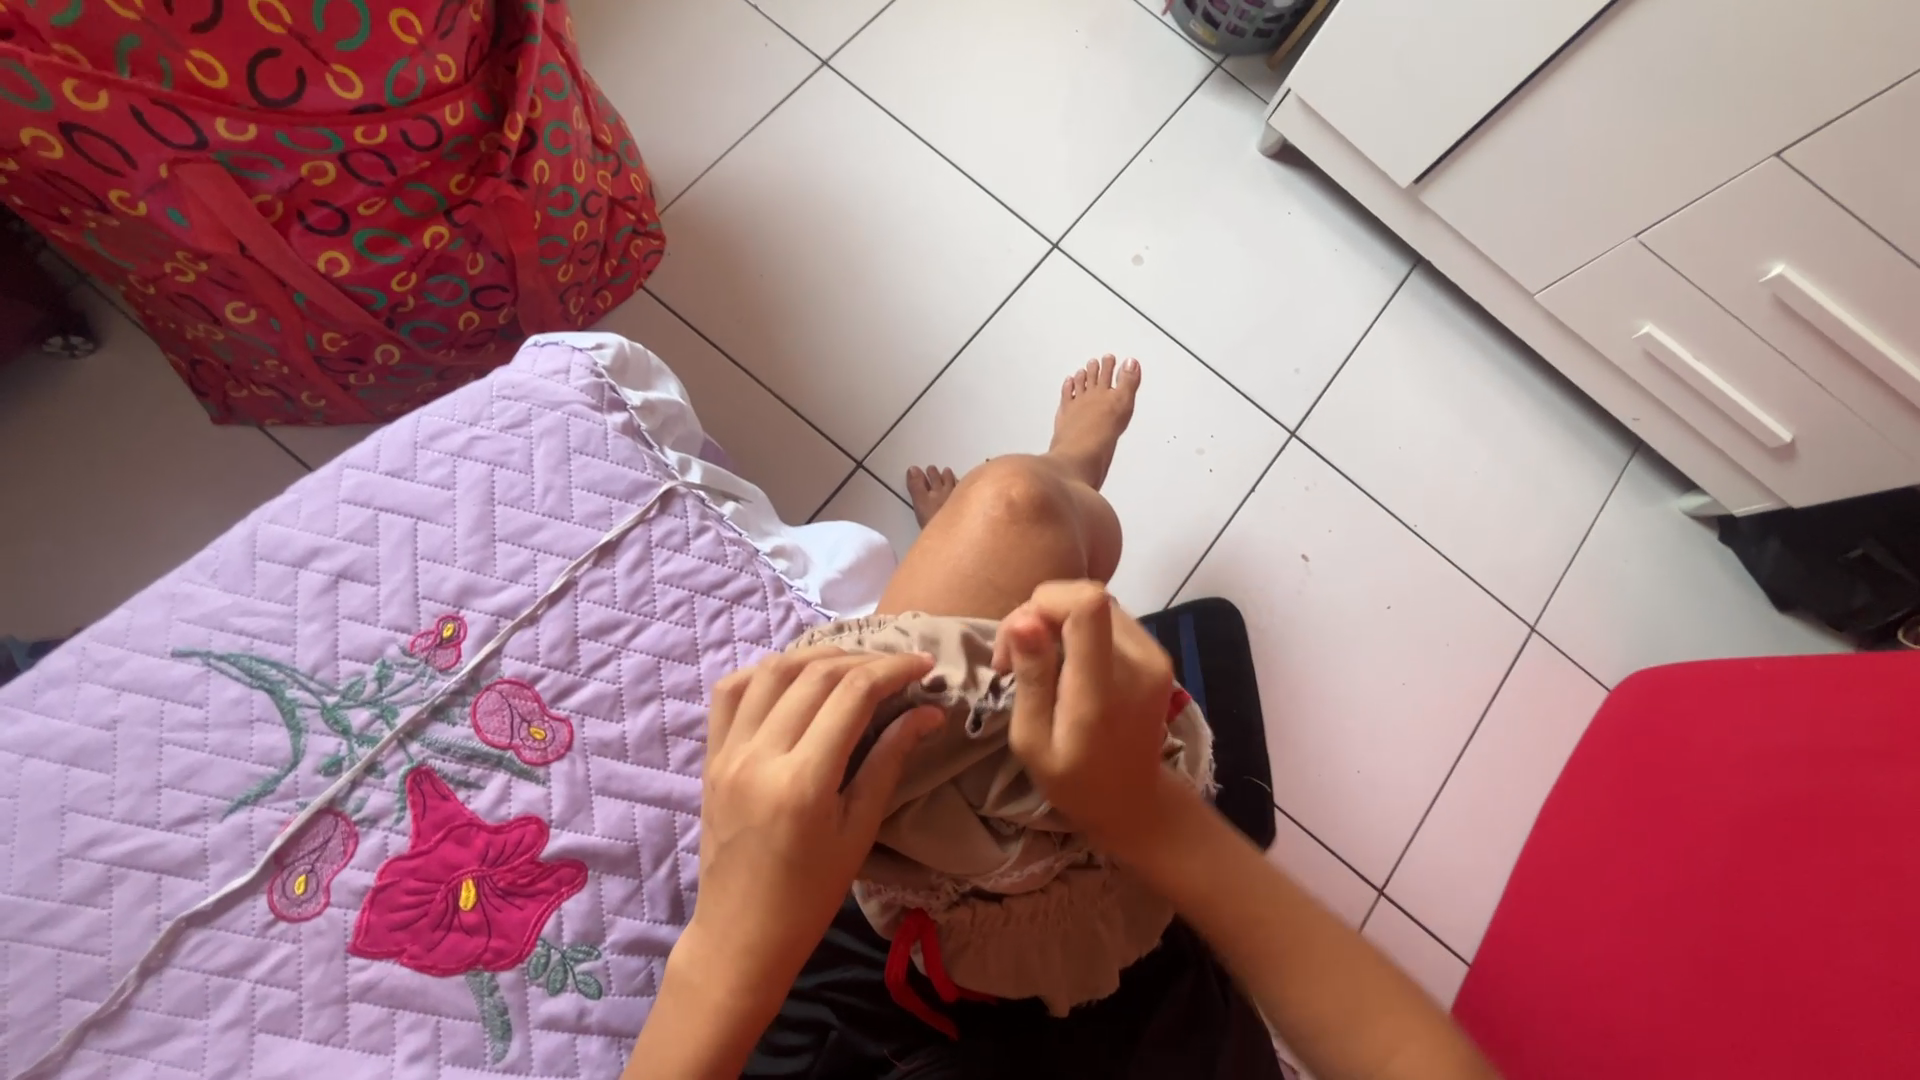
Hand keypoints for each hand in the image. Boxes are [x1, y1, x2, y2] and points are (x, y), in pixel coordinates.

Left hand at [687, 646, 944, 983]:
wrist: (740, 935)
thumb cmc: (811, 893)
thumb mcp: (861, 830)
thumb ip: (891, 760)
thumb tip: (930, 712)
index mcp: (803, 780)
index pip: (853, 694)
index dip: (894, 669)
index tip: (924, 665)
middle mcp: (760, 754)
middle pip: (817, 674)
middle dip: (866, 658)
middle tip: (898, 666)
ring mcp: (728, 752)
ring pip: (773, 670)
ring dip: (818, 656)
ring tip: (853, 665)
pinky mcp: (711, 755)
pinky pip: (732, 691)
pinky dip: (767, 671)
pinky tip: (795, 678)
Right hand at [995, 581, 1182, 853]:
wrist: (1133, 801)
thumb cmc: (1073, 781)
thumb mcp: (1032, 742)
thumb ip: (1031, 677)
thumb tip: (1023, 618)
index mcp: (1105, 688)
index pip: (1087, 604)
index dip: (1044, 602)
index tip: (1016, 640)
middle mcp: (1139, 662)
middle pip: (1086, 595)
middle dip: (1039, 613)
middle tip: (1013, 658)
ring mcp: (1153, 655)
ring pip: (1095, 601)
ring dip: (1056, 619)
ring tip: (1036, 661)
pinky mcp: (1155, 653)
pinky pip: (1107, 618)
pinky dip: (1077, 628)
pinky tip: (1063, 661)